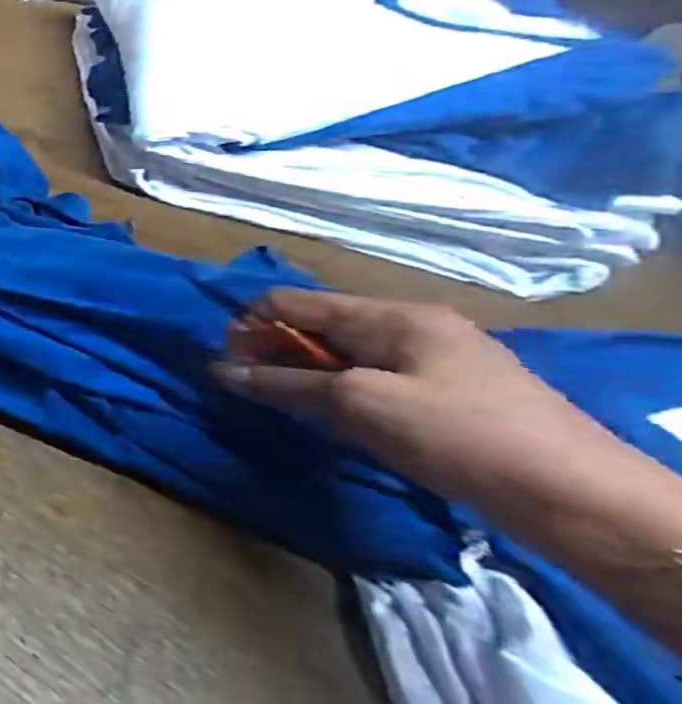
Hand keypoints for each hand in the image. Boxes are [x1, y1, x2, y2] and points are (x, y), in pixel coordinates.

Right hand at [211, 289, 634, 511]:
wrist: (586, 505)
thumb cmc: (462, 435)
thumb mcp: (360, 403)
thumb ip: (285, 383)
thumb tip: (220, 370)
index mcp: (393, 315)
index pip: (294, 302)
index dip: (251, 325)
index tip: (227, 362)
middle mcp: (411, 328)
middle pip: (317, 328)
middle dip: (276, 353)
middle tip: (251, 388)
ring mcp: (433, 364)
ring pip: (342, 358)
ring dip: (306, 378)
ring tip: (287, 407)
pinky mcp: (447, 399)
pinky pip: (371, 383)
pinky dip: (340, 396)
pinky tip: (334, 422)